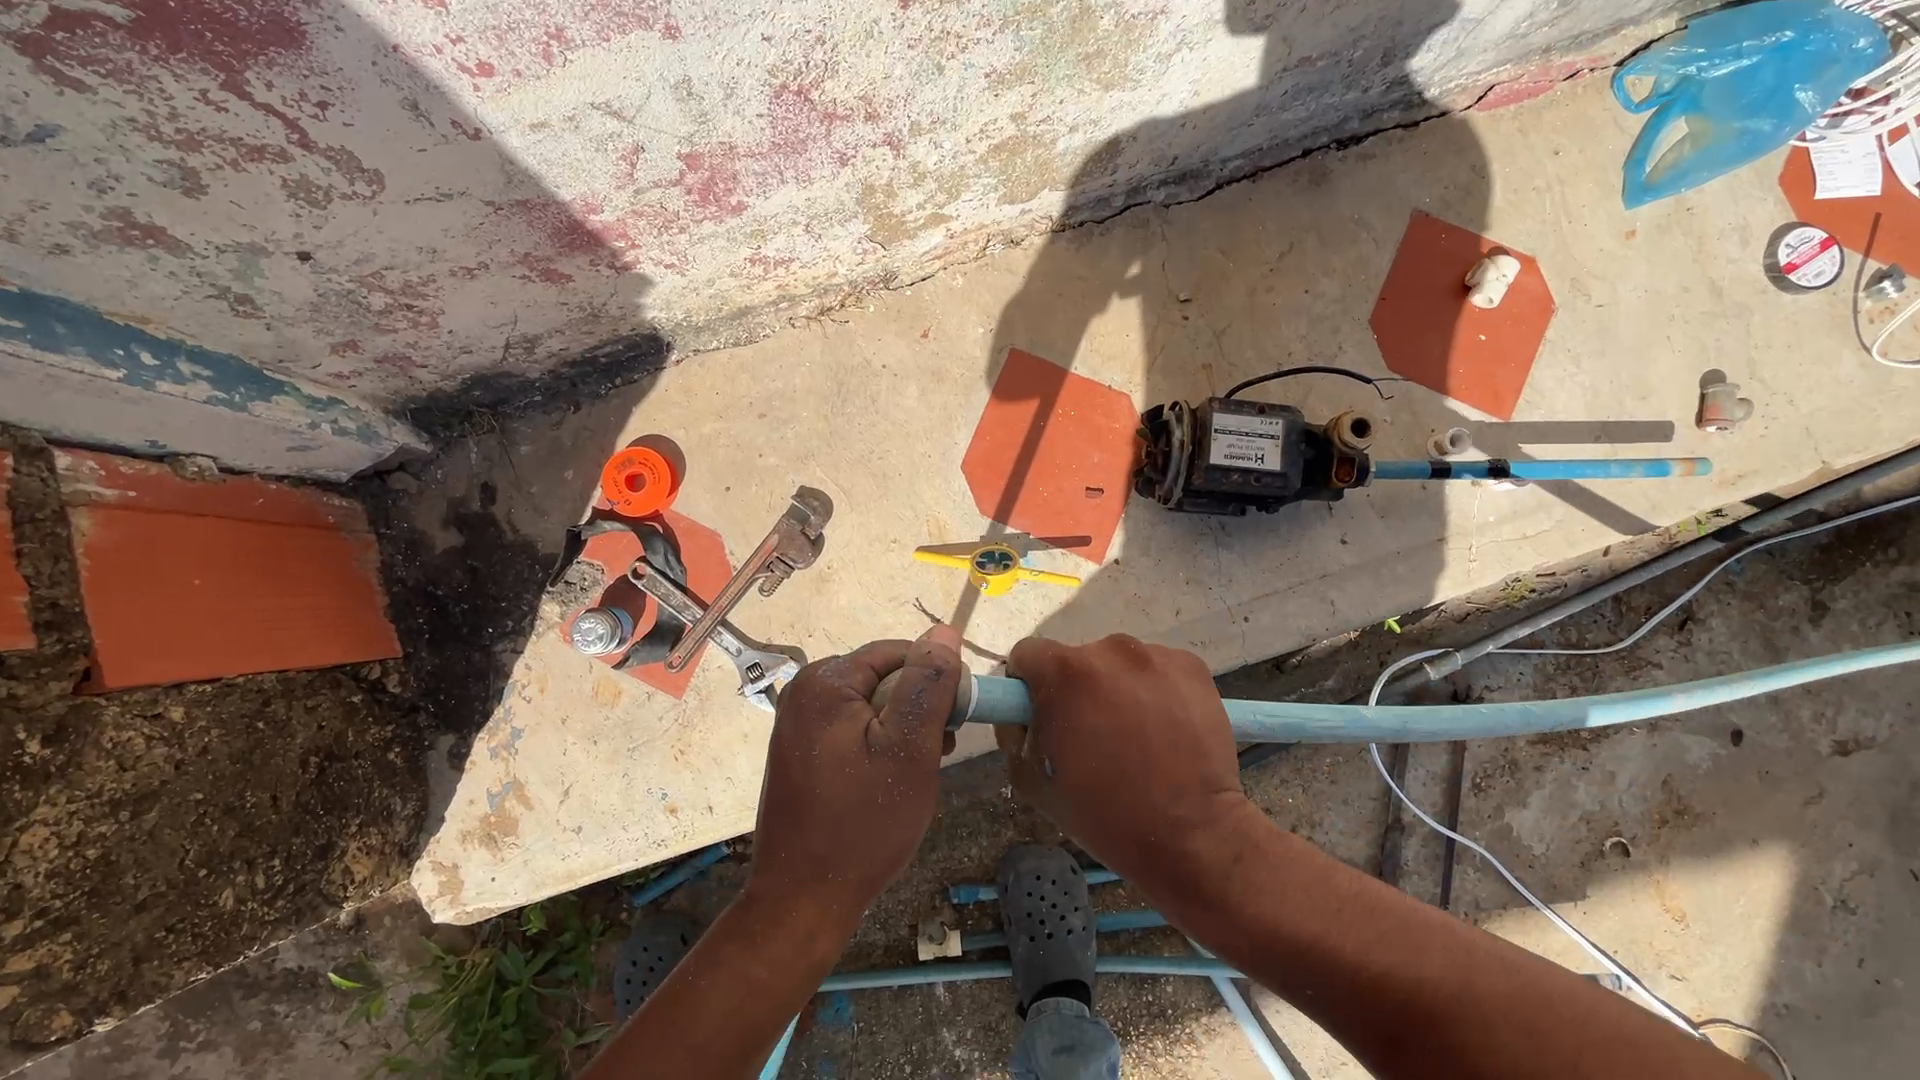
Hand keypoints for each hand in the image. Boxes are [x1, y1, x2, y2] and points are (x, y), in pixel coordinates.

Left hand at [745, 625, 962, 930]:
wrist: (804, 898)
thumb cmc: (863, 822)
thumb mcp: (909, 749)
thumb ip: (928, 684)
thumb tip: (944, 632)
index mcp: (825, 681)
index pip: (898, 653)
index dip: (935, 681)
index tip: (957, 723)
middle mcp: (804, 694)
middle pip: (884, 679)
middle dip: (918, 711)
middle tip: (938, 756)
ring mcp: (798, 726)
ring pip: (873, 709)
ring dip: (904, 733)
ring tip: (917, 774)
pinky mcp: (802, 756)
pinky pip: (854, 733)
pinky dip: (880, 750)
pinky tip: (892, 783)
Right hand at [997, 635, 1256, 894]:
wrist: (1188, 834)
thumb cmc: (1100, 812)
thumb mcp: (1029, 780)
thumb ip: (1017, 732)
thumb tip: (1025, 713)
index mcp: (1063, 672)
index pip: (1028, 654)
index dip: (1027, 683)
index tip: (1039, 711)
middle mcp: (1110, 649)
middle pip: (1078, 660)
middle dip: (1077, 691)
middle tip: (1090, 736)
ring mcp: (1157, 656)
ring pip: (1120, 666)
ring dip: (1117, 690)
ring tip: (1135, 738)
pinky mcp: (1192, 667)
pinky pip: (1158, 672)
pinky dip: (1155, 693)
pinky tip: (1164, 731)